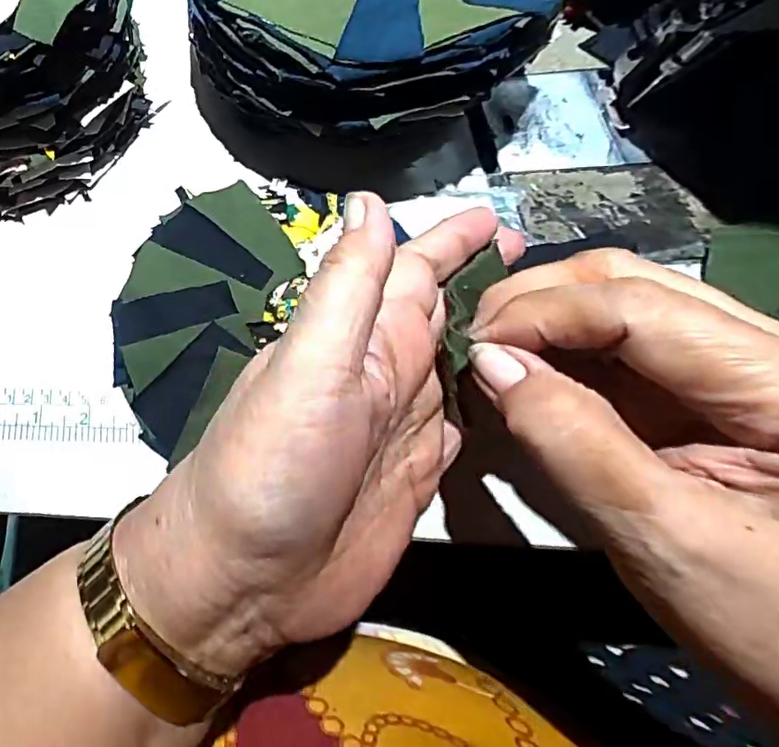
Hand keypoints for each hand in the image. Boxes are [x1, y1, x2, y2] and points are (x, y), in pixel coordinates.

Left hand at [113, 193, 523, 678]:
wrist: (246, 576)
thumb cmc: (270, 463)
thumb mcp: (309, 363)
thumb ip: (347, 286)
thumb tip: (367, 202)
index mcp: (364, 338)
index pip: (415, 268)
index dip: (453, 240)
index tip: (493, 216)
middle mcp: (387, 371)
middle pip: (444, 308)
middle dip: (483, 278)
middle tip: (528, 257)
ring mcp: (402, 422)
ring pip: (457, 360)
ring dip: (491, 335)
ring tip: (531, 317)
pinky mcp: (415, 472)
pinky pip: (460, 421)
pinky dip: (484, 401)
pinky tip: (502, 393)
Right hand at [467, 250, 778, 746]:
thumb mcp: (670, 548)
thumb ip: (573, 443)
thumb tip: (491, 364)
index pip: (653, 309)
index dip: (551, 311)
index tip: (479, 339)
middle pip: (648, 287)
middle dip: (550, 301)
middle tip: (482, 335)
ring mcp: (772, 377)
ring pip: (640, 308)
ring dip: (560, 322)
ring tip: (500, 351)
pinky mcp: (738, 402)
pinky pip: (643, 354)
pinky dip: (581, 356)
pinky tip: (541, 372)